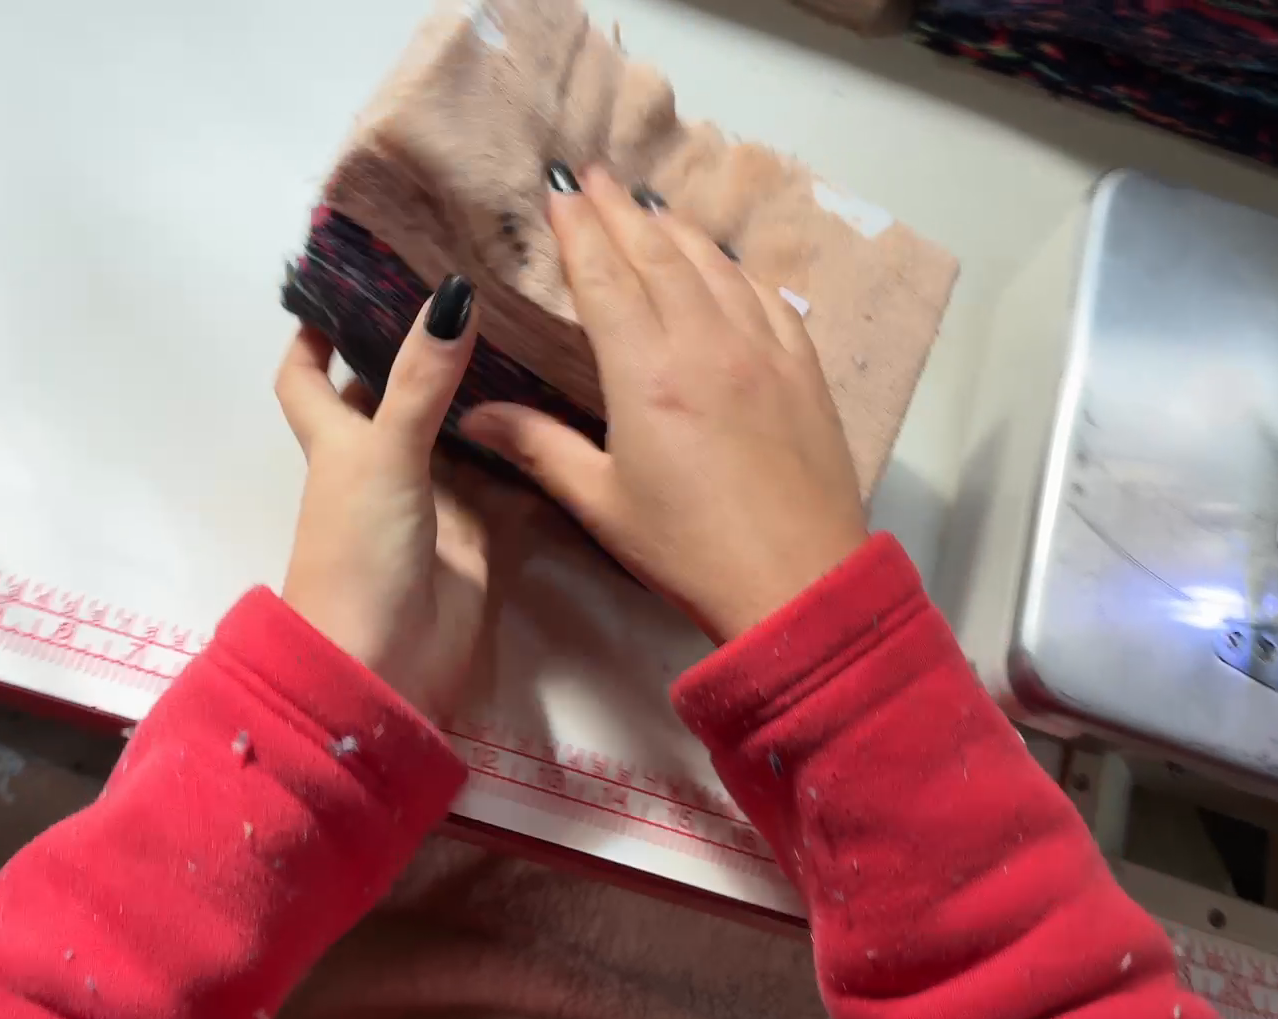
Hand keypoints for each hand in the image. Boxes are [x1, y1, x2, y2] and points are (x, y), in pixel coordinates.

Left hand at [277, 276, 495, 715]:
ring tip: (521, 330)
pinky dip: (521, 448)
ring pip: (453, 432)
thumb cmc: (361, 548)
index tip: (345, 281)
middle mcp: (380, 461)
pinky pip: (501, 475)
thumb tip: (454, 294)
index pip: (308, 378)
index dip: (313, 333)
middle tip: (467, 288)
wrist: (391, 657)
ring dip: (478, 393)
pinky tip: (553, 407)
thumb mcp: (382, 452)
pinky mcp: (478, 525)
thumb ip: (418, 380)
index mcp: (336, 441)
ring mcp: (432, 495)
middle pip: (391, 394)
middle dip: (416, 348)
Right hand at [460, 164, 868, 641]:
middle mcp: (708, 343)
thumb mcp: (602, 503)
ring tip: (651, 209)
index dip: (578, 232)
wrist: (797, 582)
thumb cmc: (688, 549)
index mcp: (648, 373)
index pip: (605, 280)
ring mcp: (765, 350)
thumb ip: (538, 447)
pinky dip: (737, 271)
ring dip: (678, 231)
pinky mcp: (804, 369)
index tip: (560, 193)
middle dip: (621, 213)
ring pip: (715, 267)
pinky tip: (726, 266)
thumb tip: (473, 414)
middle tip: (595, 176)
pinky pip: (767, 297)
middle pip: (658, 257)